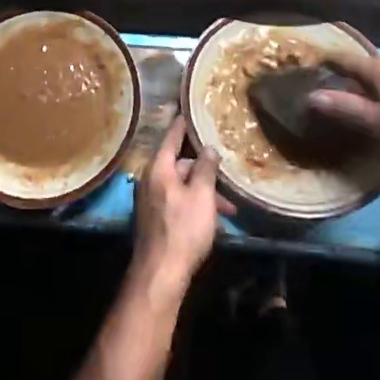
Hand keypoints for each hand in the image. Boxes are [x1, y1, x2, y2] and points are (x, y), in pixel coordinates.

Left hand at [130, 116, 234, 298]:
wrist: (161, 271)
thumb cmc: (183, 228)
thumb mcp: (202, 196)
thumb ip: (206, 169)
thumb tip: (208, 148)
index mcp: (158, 168)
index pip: (171, 136)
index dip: (182, 123)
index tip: (187, 108)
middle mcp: (149, 179)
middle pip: (179, 164)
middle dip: (204, 171)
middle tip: (227, 176)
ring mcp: (150, 199)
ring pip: (181, 185)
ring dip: (204, 193)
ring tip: (230, 209)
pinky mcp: (154, 217)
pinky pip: (177, 201)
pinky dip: (195, 205)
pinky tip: (214, 221)